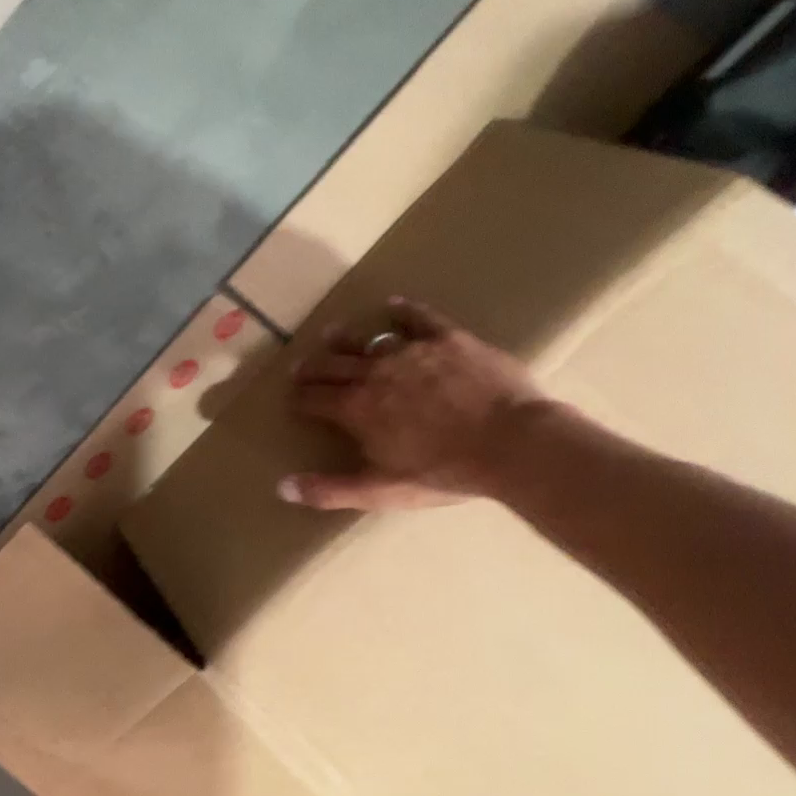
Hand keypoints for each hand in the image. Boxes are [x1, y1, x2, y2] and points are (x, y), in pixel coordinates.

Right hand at [280, 297, 550, 510]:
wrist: (513, 444)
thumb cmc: (444, 472)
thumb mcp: (381, 490)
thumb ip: (330, 490)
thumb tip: (282, 487)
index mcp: (355, 409)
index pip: (313, 399)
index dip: (298, 399)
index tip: (291, 399)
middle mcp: (374, 374)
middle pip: (331, 365)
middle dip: (312, 367)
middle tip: (300, 367)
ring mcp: (411, 352)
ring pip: (368, 340)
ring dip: (346, 339)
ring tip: (332, 334)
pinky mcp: (448, 339)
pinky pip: (419, 318)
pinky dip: (403, 311)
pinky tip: (395, 304)